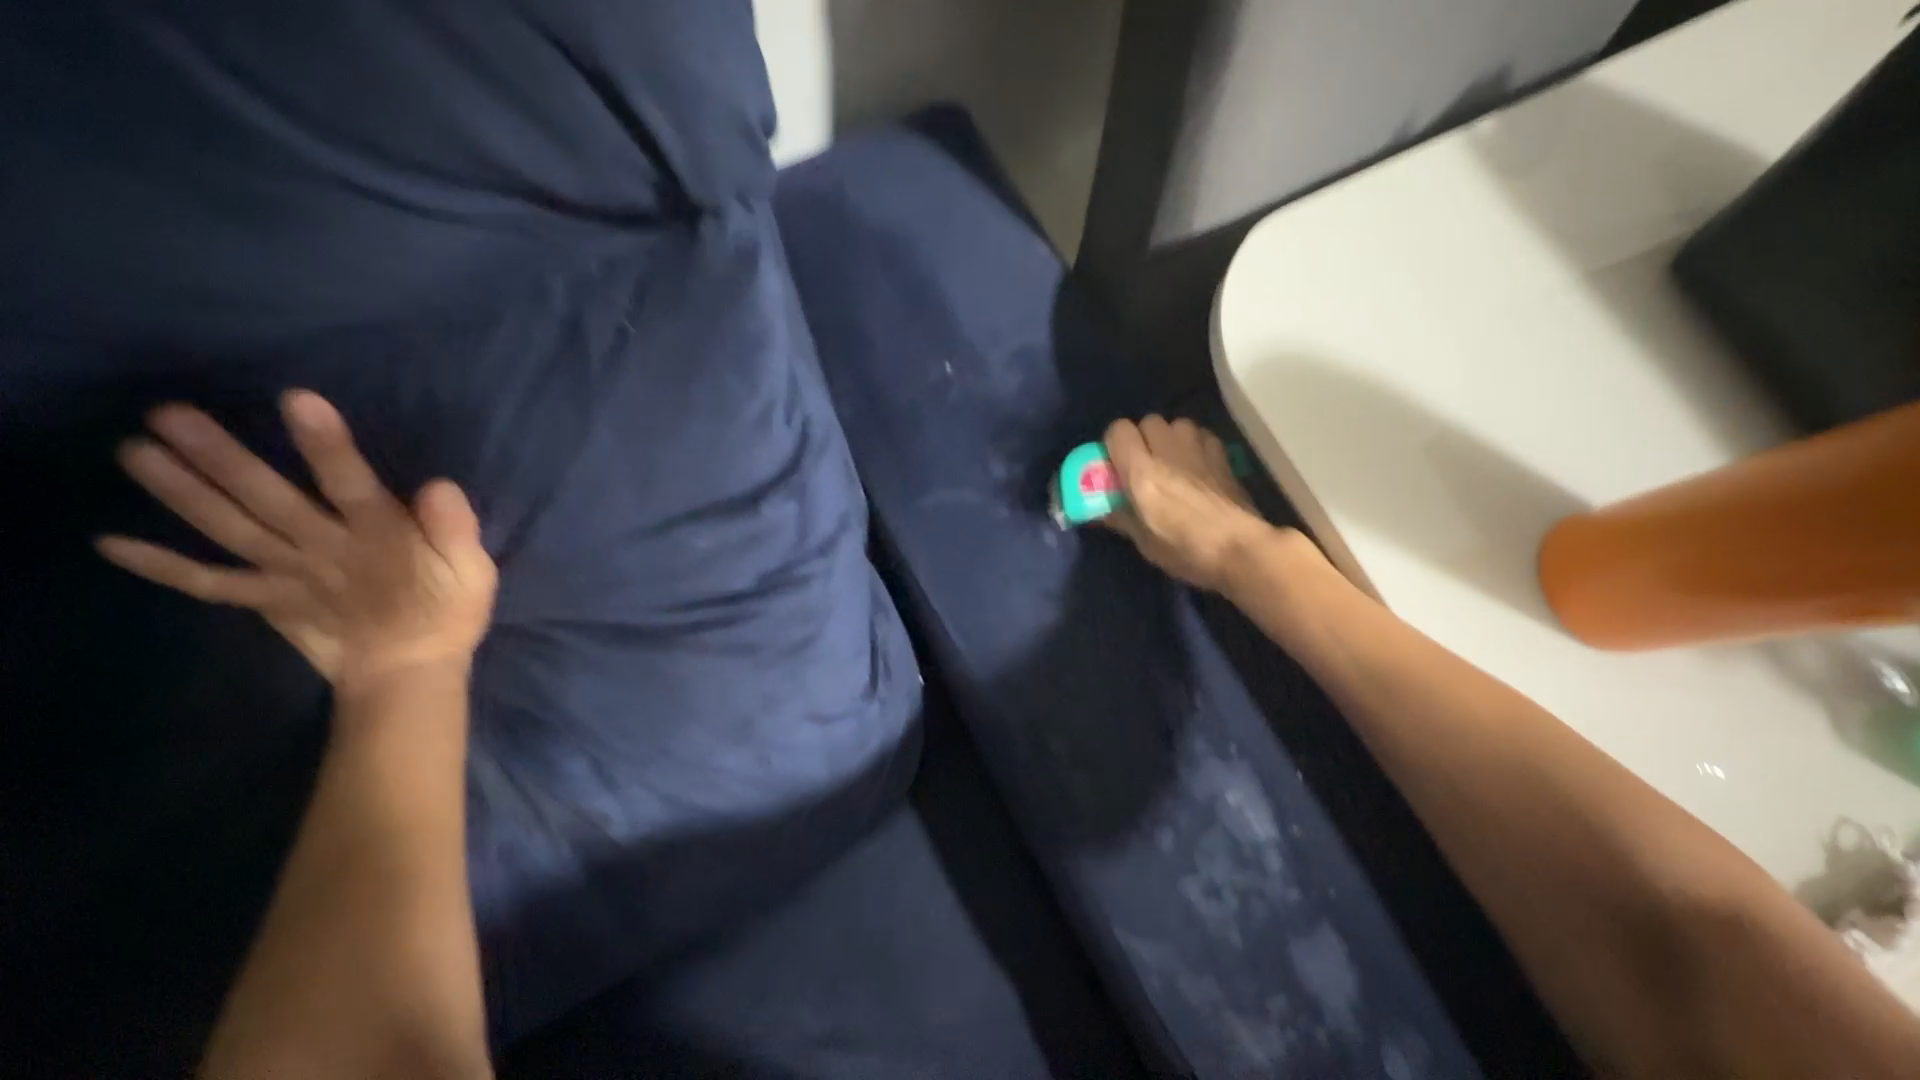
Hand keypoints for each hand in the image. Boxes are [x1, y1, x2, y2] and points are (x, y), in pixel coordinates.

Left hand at [98, 390, 497, 688]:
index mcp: (382, 538)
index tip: (294, 399)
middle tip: (167, 415)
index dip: (326, 445)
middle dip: (221, 458)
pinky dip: (161, 567)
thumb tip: (438, 486)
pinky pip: (210, 584)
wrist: (410, 673)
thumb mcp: (473, 571)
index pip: (351, 485)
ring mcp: (290, 576)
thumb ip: (457, 529)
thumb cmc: (446, 612)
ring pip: (231, 531)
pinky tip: (111, 544)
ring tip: (135, 451)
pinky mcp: (268, 599)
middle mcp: (326, 551)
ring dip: (182, 493)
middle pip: (269, 501)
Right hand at [1102, 415, 1283, 592]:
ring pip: (1177, 424)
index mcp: (1142, 472)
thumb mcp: (1146, 543)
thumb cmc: (1187, 550)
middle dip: (1143, 439)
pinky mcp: (1222, 454)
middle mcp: (1168, 451)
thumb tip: (1102, 512)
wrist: (1241, 549)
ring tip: (1173, 463)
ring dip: (1170, 438)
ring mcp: (1198, 449)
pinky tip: (1197, 466)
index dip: (1115, 444)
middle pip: (1148, 421)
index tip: (1116, 465)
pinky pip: (1201, 434)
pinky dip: (1195, 444)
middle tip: (1144, 466)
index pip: (1118, 430)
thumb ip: (1122, 519)